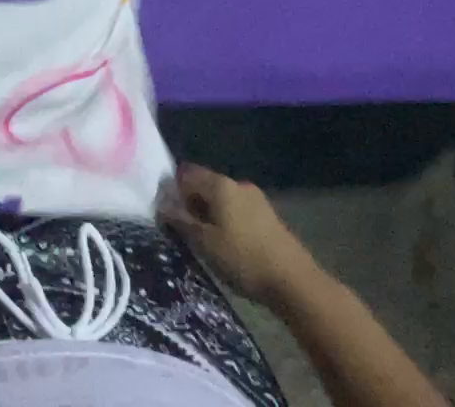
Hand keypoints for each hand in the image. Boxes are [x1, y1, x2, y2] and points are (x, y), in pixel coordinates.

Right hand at [160, 163, 319, 305]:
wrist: (294, 281)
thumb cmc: (243, 259)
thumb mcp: (205, 243)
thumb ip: (181, 220)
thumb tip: (161, 203)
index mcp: (221, 185)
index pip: (187, 174)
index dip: (172, 190)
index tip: (165, 214)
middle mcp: (238, 185)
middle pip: (205, 185)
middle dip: (190, 204)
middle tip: (181, 232)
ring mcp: (256, 200)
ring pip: (221, 200)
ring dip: (208, 215)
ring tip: (201, 242)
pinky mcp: (267, 216)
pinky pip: (236, 211)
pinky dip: (225, 222)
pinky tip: (224, 245)